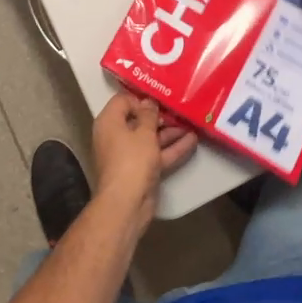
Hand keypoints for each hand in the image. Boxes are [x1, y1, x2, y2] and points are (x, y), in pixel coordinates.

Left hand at [92, 92, 196, 215]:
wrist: (127, 204)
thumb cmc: (132, 160)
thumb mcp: (143, 133)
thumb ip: (148, 115)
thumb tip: (148, 102)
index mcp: (109, 122)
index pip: (123, 101)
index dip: (141, 98)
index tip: (160, 98)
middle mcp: (116, 136)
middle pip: (138, 120)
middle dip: (160, 116)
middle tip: (179, 109)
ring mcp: (129, 154)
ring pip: (150, 138)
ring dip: (169, 132)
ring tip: (190, 122)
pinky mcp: (141, 170)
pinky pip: (156, 154)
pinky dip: (172, 148)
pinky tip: (192, 141)